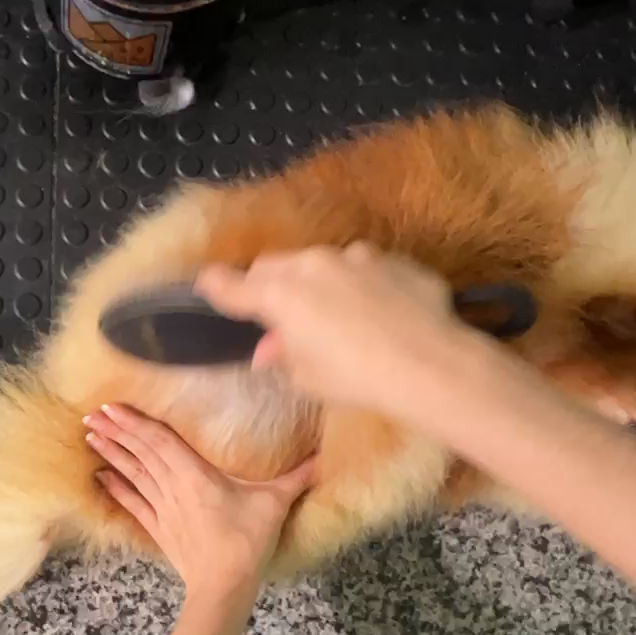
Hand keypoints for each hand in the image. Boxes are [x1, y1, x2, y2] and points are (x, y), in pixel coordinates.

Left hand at [84, 403, 314, 622]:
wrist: (224, 585)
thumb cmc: (247, 540)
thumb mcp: (274, 503)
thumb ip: (297, 477)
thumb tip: (324, 457)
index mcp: (195, 473)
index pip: (160, 440)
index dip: (136, 422)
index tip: (114, 406)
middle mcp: (171, 485)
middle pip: (139, 452)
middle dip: (115, 431)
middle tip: (91, 413)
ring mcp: (161, 507)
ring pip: (131, 474)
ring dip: (110, 453)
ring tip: (89, 435)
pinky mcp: (157, 528)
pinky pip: (132, 504)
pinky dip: (115, 489)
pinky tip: (99, 476)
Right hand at [195, 243, 472, 413]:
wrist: (429, 364)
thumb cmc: (355, 378)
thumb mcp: (308, 376)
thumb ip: (283, 354)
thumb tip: (269, 348)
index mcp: (280, 295)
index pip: (232, 285)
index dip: (215, 285)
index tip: (206, 283)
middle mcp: (311, 265)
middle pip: (273, 266)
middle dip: (266, 284)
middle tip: (274, 312)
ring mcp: (355, 257)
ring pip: (318, 262)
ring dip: (314, 282)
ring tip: (332, 313)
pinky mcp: (392, 259)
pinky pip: (361, 268)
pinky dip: (356, 284)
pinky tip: (375, 312)